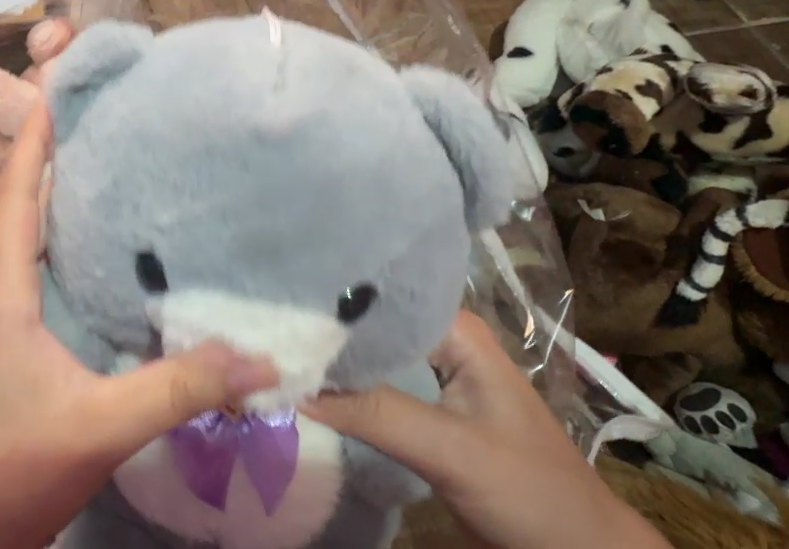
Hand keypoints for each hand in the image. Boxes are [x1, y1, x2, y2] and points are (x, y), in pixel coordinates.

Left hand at [0, 108, 277, 548]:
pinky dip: (58, 243)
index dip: (36, 133)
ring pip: (24, 238)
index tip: (59, 83)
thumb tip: (260, 356)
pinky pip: (29, 270)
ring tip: (107, 168)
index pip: (15, 189)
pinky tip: (96, 250)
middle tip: (102, 117)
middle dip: (55, 156)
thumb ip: (179, 387)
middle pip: (20, 204)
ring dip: (57, 200)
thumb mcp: (102, 425)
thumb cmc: (12, 468)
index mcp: (1, 289)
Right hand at [303, 312, 668, 548]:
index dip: (327, 299)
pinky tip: (301, 391)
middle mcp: (438, 342)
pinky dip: (341, 393)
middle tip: (258, 327)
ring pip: (367, 360)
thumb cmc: (531, 491)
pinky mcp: (421, 414)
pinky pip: (371, 393)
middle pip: (368, 326)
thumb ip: (375, 412)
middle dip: (320, 331)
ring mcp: (430, 379)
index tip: (273, 303)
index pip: (379, 297)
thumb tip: (287, 381)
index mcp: (454, 329)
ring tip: (267, 352)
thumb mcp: (451, 449)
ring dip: (328, 364)